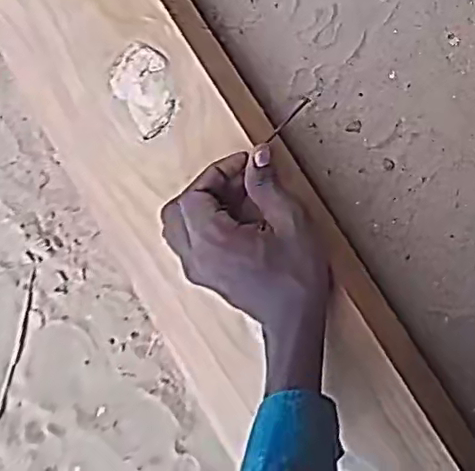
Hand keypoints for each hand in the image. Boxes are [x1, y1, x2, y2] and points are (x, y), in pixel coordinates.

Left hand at [161, 147, 330, 332]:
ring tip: (243, 194)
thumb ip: (267, 186)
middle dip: (208, 185)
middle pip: (178, 209)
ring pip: (180, 225)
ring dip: (206, 201)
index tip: (248, 162)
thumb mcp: (290, 219)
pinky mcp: (205, 274)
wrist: (295, 317)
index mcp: (213, 243)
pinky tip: (242, 214)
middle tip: (243, 176)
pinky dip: (208, 218)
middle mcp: (196, 258)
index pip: (193, 195)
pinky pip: (191, 238)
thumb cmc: (296, 272)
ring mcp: (197, 269)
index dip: (218, 171)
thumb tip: (257, 156)